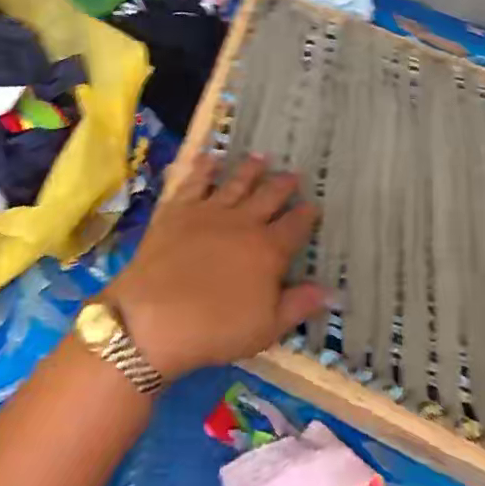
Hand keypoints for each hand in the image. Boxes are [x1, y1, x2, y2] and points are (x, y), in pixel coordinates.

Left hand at [105, 153, 328, 381]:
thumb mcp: (266, 328)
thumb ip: (298, 305)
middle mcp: (242, 223)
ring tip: (261, 156)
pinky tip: (210, 157)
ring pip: (236, 182)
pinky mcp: (178, 208)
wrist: (155, 316)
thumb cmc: (216, 329)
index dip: (306, 216)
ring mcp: (208, 211)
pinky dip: (205, 166)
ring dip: (250, 169)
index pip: (295, 227)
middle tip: (294, 173)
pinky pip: (195, 180)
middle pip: (268, 197)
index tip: (314, 205)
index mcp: (268, 250)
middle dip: (283, 185)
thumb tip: (329, 290)